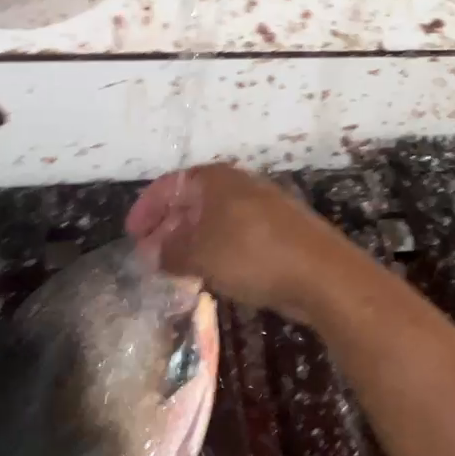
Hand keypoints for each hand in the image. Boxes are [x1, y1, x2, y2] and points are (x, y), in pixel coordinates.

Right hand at [126, 163, 352, 320]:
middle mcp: (239, 186)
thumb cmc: (253, 255)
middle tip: (149, 253)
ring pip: (215, 220)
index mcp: (216, 180)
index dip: (146, 208)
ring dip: (191, 241)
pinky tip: (211, 273)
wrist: (323, 276)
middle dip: (168, 226)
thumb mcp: (200, 254)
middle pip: (192, 200)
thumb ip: (169, 252)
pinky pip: (235, 236)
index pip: (170, 185)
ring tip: (174, 267)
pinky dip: (216, 250)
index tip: (131, 233)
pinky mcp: (280, 233)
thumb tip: (150, 252)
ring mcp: (263, 208)